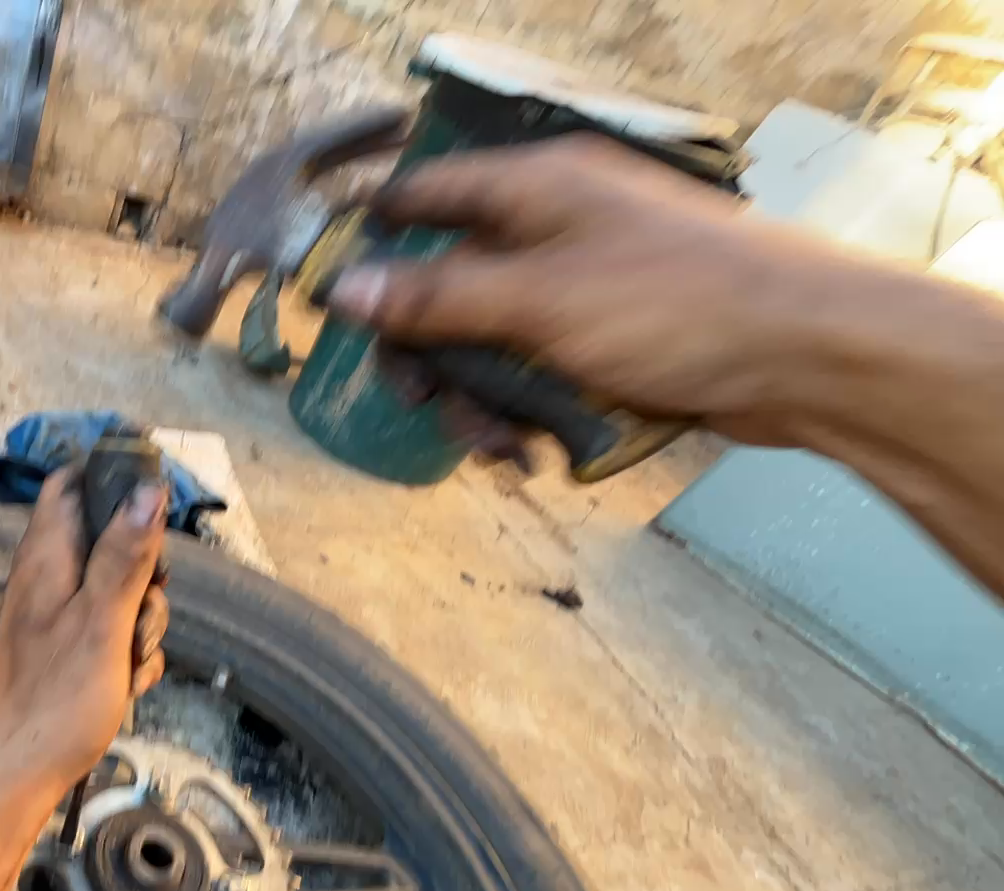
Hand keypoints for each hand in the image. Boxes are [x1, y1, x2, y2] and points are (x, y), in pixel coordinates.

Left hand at [0, 470, 168, 796]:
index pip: (71, 484)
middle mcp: (49, 577)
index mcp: (47, 555)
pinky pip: (113, 633)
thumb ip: (125, 556)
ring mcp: (59, 616)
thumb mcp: (101, 622)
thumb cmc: (53, 700)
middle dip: (143, 575)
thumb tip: (148, 489)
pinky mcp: (68, 651)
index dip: (111, 482)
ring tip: (129, 662)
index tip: (152, 507)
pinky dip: (129, 654)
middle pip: (110, 542)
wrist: (14, 776)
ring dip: (141, 624)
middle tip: (141, 612)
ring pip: (119, 592)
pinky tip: (126, 685)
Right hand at [326, 134, 880, 446]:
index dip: (372, 232)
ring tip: (493, 445)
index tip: (329, 285)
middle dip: (424, 354)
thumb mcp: (535, 301)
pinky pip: (515, 370)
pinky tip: (523, 448)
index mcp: (532, 193)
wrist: (809, 361)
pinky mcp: (584, 338)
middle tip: (416, 398)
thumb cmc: (671, 306)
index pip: (425, 193)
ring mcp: (563, 289)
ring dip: (470, 400)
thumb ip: (433, 297)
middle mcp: (542, 233)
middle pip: (439, 288)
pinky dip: (510, 411)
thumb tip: (340, 290)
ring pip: (474, 342)